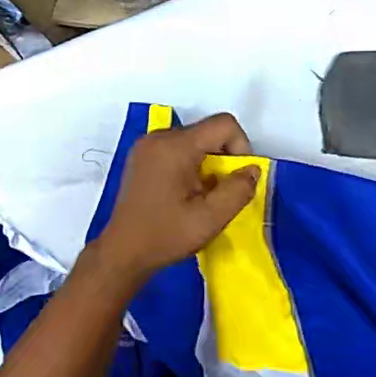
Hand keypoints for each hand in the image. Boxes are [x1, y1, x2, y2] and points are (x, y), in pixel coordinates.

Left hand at [86, 113, 259, 288]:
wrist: (123, 252)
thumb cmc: (165, 235)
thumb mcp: (210, 218)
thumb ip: (238, 190)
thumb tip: (252, 169)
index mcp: (175, 146)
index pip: (223, 124)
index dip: (240, 147)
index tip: (236, 178)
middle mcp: (158, 137)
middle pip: (207, 132)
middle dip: (222, 159)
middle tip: (217, 193)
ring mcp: (146, 145)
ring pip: (193, 140)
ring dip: (206, 163)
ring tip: (200, 195)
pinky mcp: (141, 156)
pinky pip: (176, 148)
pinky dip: (189, 164)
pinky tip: (183, 193)